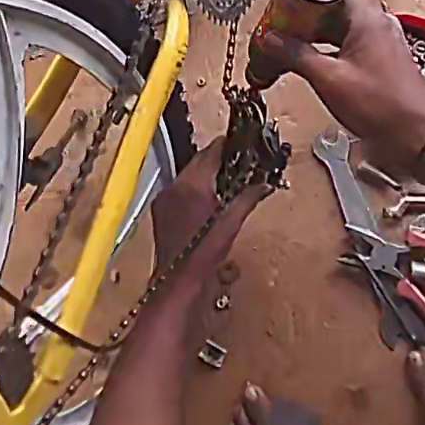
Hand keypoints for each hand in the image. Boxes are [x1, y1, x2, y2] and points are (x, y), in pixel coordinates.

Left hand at [150, 137, 269, 278]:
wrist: (179, 281)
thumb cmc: (204, 254)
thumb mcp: (232, 222)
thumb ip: (248, 197)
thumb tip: (263, 184)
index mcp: (190, 185)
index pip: (209, 152)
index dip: (226, 145)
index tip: (240, 142)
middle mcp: (173, 187)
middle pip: (198, 162)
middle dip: (218, 161)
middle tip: (238, 162)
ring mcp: (164, 199)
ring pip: (188, 176)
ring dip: (206, 175)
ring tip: (226, 180)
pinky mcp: (161, 211)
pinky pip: (180, 190)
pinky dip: (195, 189)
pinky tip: (209, 199)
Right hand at [252, 0, 424, 173]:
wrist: (413, 136)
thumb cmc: (380, 107)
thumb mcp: (328, 79)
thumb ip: (296, 55)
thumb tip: (271, 39)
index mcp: (368, 20)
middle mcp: (377, 25)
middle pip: (334, 4)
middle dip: (303, 12)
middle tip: (278, 22)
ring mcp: (380, 41)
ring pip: (339, 24)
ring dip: (312, 31)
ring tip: (287, 41)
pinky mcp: (378, 59)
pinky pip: (346, 41)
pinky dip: (325, 46)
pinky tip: (308, 59)